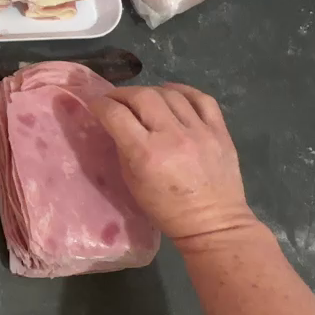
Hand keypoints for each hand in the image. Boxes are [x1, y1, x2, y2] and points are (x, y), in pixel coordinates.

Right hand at [91, 83, 261, 248]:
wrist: (214, 223)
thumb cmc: (165, 208)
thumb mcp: (131, 180)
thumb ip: (123, 147)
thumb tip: (115, 123)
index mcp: (146, 153)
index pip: (115, 114)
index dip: (100, 104)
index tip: (94, 104)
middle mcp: (173, 136)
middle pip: (142, 96)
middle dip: (122, 94)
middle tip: (114, 100)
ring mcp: (200, 131)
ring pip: (170, 93)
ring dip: (150, 92)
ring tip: (142, 100)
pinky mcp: (220, 131)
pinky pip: (201, 98)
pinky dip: (182, 91)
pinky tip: (171, 94)